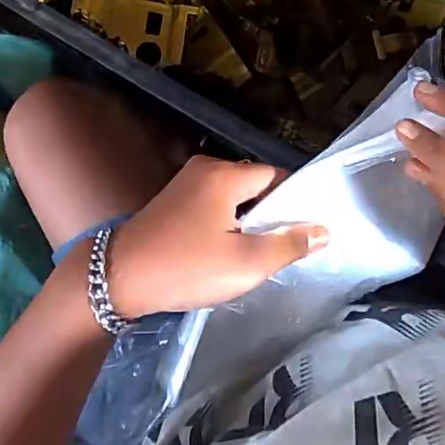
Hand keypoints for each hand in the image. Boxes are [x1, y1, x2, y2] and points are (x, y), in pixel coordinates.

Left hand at [102, 156, 328, 319]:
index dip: (295, 202)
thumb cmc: (186, 267)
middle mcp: (205, 168)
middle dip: (271, 213)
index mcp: (225, 174)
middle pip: (255, 184)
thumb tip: (322, 230)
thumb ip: (288, 244)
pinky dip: (226, 221)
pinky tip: (227, 249)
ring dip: (248, 220)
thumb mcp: (246, 263)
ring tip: (256, 253)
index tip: (306, 230)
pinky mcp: (174, 199)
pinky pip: (214, 203)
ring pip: (234, 196)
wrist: (121, 276)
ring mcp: (186, 182)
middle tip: (281, 248)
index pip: (276, 176)